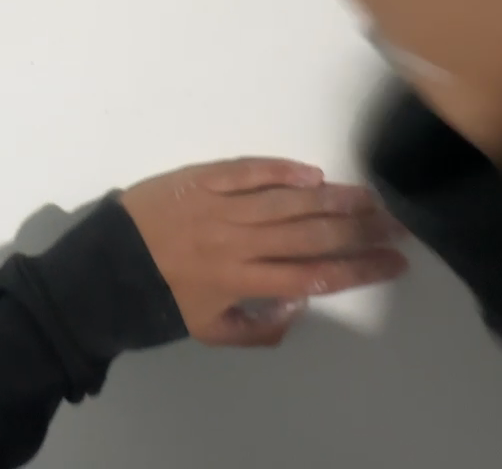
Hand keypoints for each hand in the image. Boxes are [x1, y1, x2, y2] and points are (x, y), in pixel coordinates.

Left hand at [119, 157, 406, 346]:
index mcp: (243, 283)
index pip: (316, 275)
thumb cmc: (159, 298)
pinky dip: (280, 170)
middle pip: (311, 234)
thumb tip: (301, 301)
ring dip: (330, 198)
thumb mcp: (209, 331)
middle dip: (359, 229)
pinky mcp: (200, 180)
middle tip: (396, 221)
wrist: (105, 264)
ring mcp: (220, 207)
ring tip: (366, 196)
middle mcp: (239, 243)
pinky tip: (310, 173)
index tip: (395, 261)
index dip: (361, 268)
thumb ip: (259, 328)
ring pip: (286, 200)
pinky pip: (247, 171)